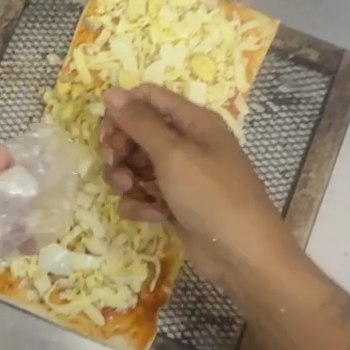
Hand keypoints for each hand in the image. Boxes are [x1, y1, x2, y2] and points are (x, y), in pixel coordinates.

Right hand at [99, 84, 293, 294]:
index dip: (123, 110)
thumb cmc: (212, 196)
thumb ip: (140, 123)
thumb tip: (110, 93)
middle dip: (120, 147)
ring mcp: (180, 176)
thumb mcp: (174, 154)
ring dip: (125, 177)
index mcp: (194, 122)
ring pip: (136, 165)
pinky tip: (150, 215)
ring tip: (130, 191)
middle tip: (113, 161)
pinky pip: (143, 194)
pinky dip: (140, 203)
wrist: (242, 256)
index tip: (107, 132)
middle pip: (138, 132)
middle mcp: (187, 143)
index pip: (148, 98)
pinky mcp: (174, 204)